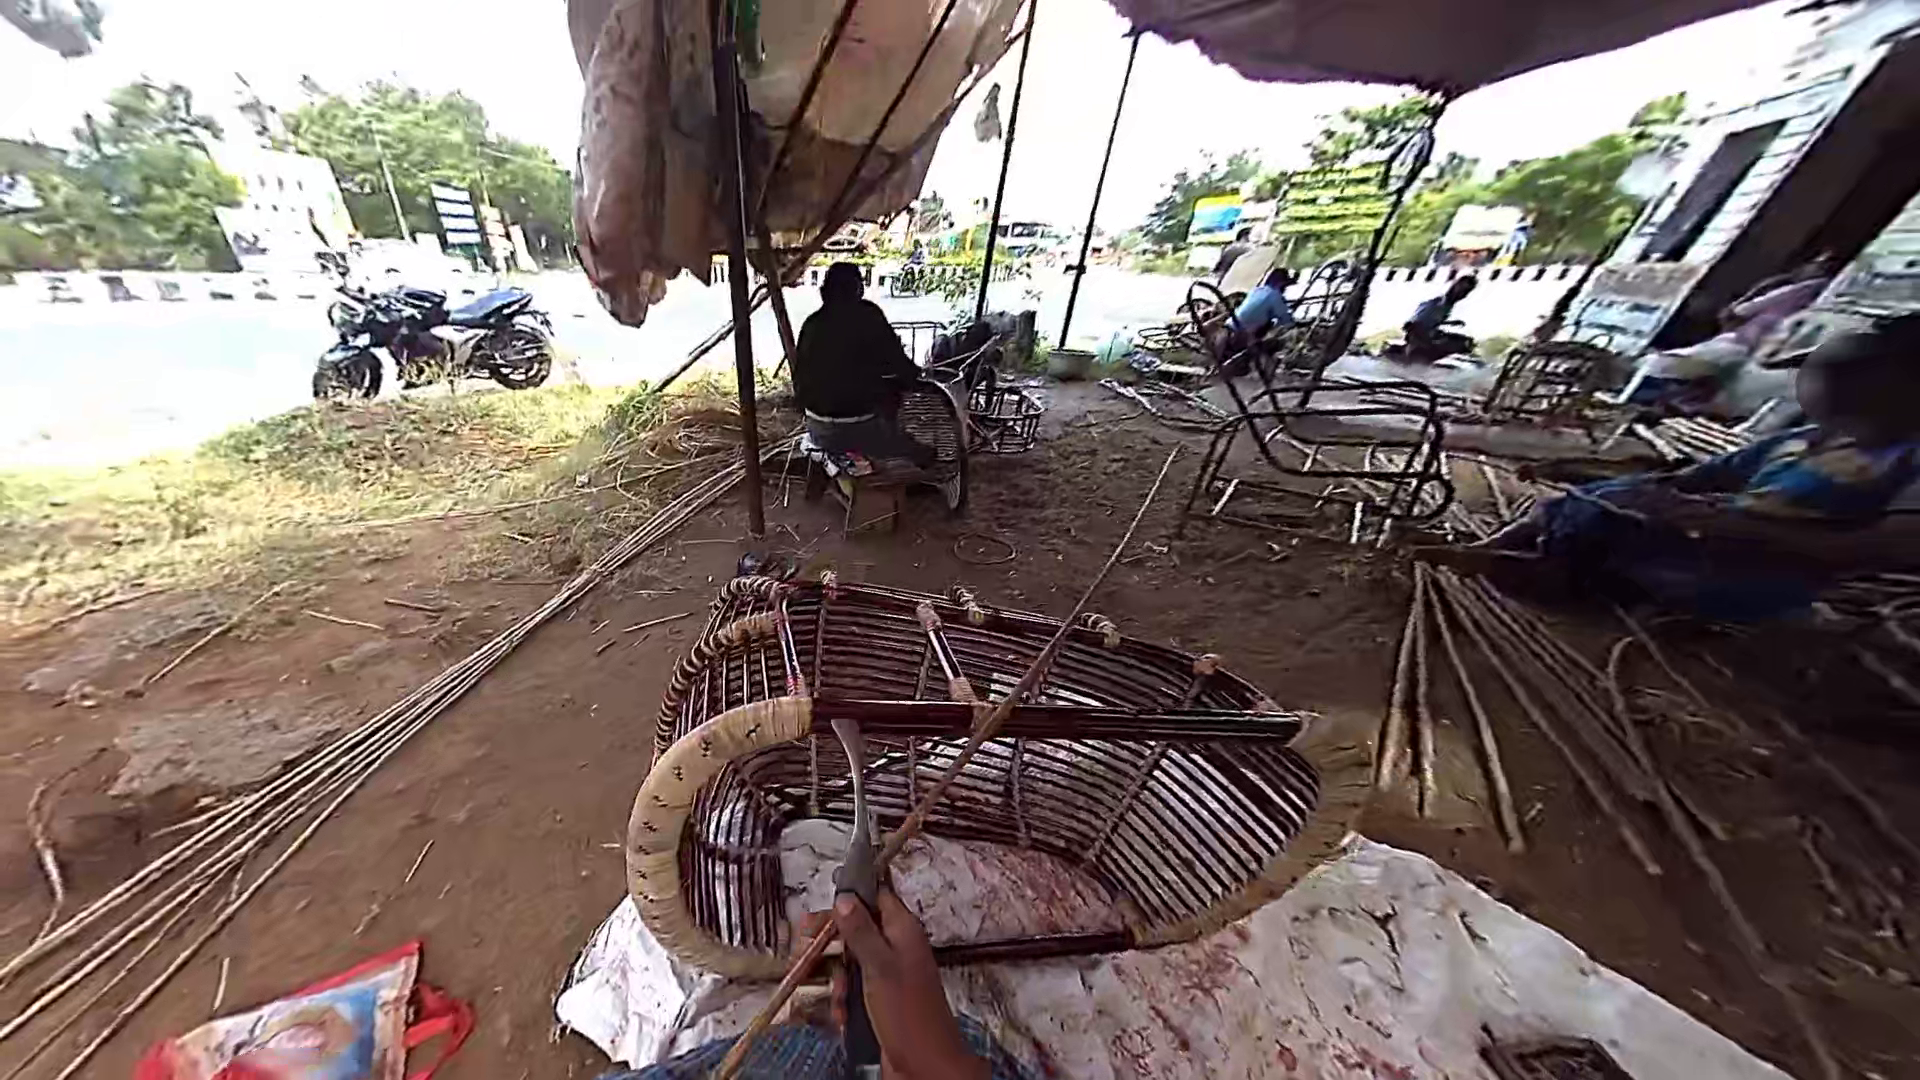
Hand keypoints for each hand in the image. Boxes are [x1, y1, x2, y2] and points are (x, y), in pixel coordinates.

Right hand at [819, 891, 986, 1079]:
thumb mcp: (879, 966)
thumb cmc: (906, 1010)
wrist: (925, 1066)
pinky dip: (846, 1000)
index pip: (874, 897)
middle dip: (835, 946)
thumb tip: (844, 897)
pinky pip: (857, 989)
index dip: (848, 901)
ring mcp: (889, 973)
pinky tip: (843, 1016)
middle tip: (809, 953)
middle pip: (859, 930)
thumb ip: (861, 931)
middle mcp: (896, 945)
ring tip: (839, 999)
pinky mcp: (882, 999)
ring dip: (840, 980)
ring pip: (854, 962)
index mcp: (902, 928)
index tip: (820, 915)